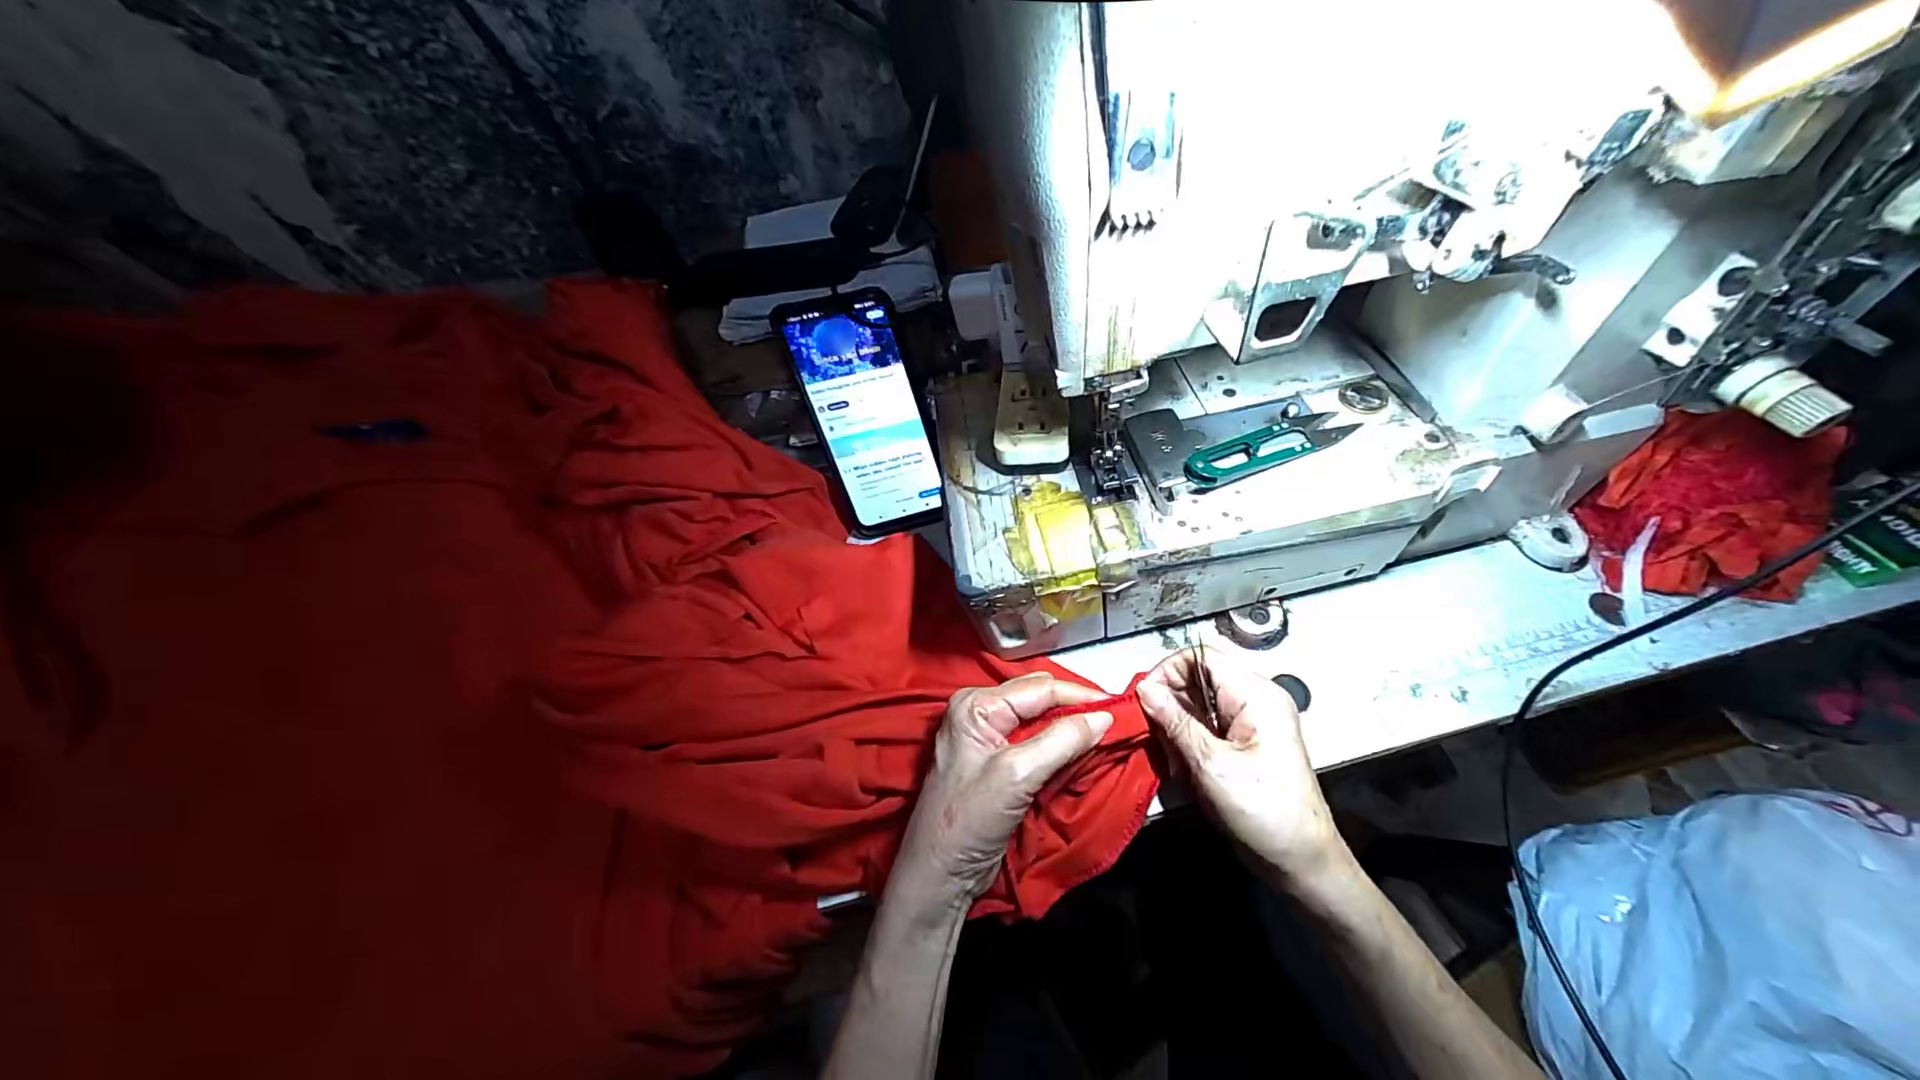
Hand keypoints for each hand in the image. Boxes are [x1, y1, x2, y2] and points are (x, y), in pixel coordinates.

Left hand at [891, 673, 1112, 907]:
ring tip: (1103, 733)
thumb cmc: (967, 821)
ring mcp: (986, 735)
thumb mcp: (1017, 775)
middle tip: (1114, 720)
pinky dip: (1059, 743)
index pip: (1040, 689)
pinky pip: (1035, 739)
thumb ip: (1061, 741)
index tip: (1119, 707)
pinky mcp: (995, 760)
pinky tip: (1080, 750)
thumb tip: (1103, 717)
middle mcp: (979, 711)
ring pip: (1040, 717)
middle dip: (1076, 707)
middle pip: (1040, 697)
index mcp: (976, 705)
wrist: (940, 871)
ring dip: (1070, 725)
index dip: (1081, 696)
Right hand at [1136, 649, 1348, 890]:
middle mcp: (1252, 700)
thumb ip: (1175, 722)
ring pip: (1193, 706)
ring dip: (1175, 731)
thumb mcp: (1212, 765)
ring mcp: (1247, 722)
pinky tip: (1184, 770)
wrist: (1301, 863)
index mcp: (1255, 695)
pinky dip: (1185, 744)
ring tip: (1175, 764)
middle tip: (1158, 740)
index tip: (1144, 700)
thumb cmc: (1266, 813)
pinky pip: (1201, 727)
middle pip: (1194, 680)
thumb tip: (1144, 688)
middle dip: (1168, 707)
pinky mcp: (1239, 743)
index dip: (1167, 672)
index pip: (1200, 657)